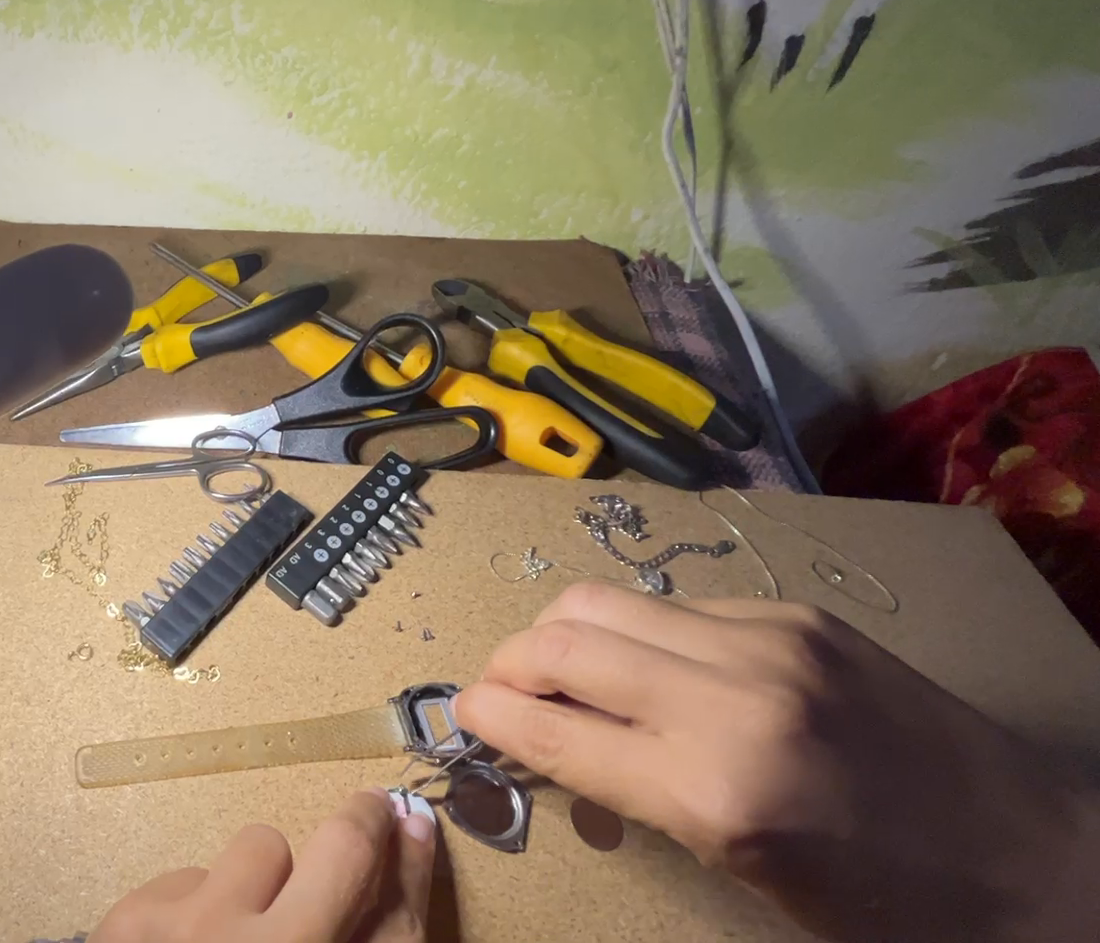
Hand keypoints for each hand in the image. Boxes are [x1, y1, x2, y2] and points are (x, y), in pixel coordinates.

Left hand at [87, 788, 436, 942]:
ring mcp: (202, 931)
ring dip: (258, 881)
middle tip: (367, 808)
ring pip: (259, 846)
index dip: (410, 869)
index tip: (408, 824)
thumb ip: (353, 939)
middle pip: (342, 856)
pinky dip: (195, 907)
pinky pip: (193, 874)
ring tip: (233, 933)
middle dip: (360, 825)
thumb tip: (393, 874)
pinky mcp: (137, 921)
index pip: (400, 925)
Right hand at [452, 582, 1099, 941]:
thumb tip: (545, 733)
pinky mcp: (793, 612)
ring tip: (562, 664)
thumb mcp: (738, 869)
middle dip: (507, 661)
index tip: (465, 711)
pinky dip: (633, 630)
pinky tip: (655, 664)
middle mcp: (731, 699)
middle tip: (502, 687)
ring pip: (600, 599)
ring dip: (558, 631)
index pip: (550, 724)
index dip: (488, 712)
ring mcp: (766, 641)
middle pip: (560, 639)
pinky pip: (669, 604)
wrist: (1055, 869)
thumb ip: (629, 789)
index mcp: (715, 791)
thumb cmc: (885, 905)